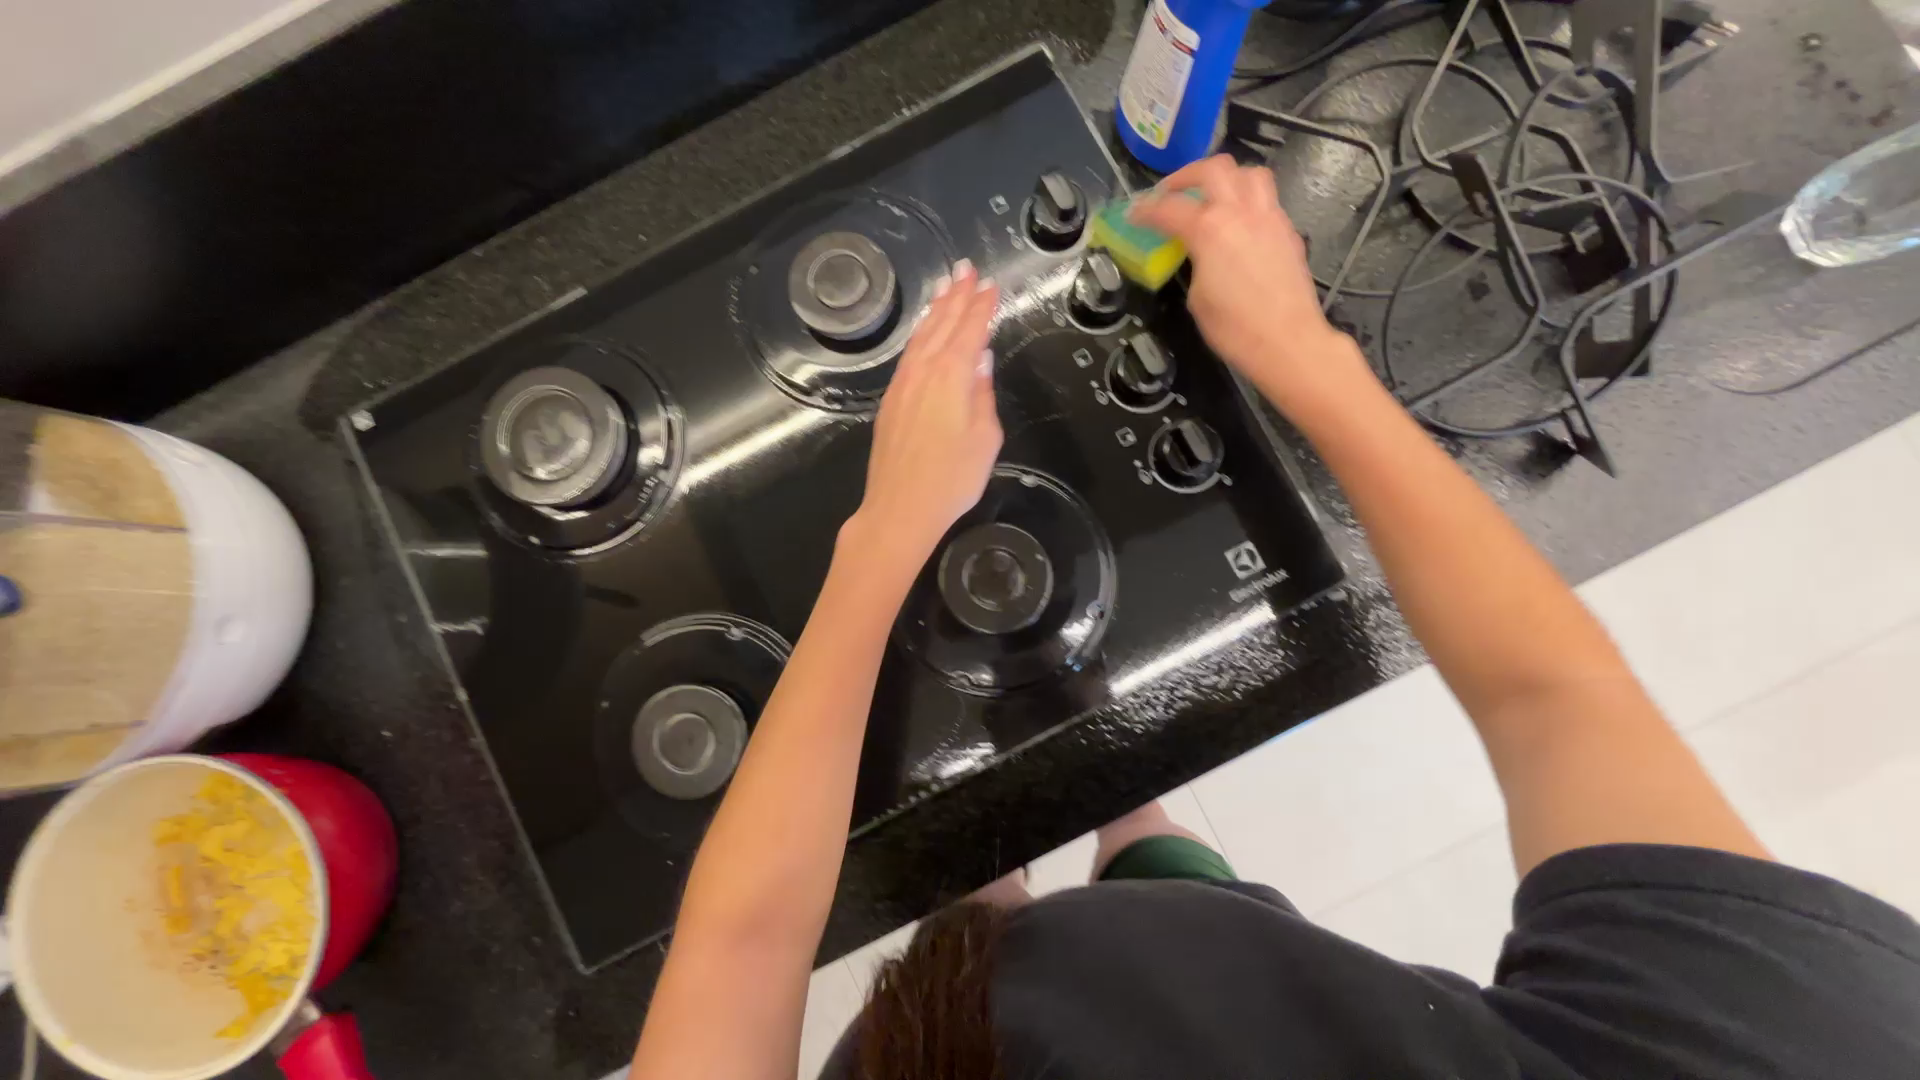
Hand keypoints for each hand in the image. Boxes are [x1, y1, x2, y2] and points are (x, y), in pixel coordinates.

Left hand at [850, 258, 1002, 562]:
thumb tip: (980, 360)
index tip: (991, 285)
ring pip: (921, 337)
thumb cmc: (951, 479)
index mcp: (951, 377)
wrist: (900, 508)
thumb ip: (982, 394)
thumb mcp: (985, 438)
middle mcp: (923, 373)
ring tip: (945, 287)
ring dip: (935, 311)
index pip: (970, 330)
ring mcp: (902, 386)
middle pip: (942, 325)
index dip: (982, 306)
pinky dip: (919, 336)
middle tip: (966, 268)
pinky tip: (923, 334)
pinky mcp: (890, 402)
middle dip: (956, 296)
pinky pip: (908, 355)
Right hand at [1128, 155, 1357, 406]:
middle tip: (1170, 193)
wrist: (1286, 342)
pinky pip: (1266, 199)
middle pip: (1213, 169)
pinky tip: (1237, 224)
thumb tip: (1199, 255)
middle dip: (1186, 176)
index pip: (1169, 208)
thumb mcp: (1196, 298)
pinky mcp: (1287, 231)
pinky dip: (1246, 200)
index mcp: (1210, 229)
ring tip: (1210, 197)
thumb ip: (1195, 262)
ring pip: (1248, 173)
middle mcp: (1241, 212)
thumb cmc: (1234, 328)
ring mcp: (1270, 218)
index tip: (1133, 215)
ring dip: (1224, 178)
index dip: (1145, 210)